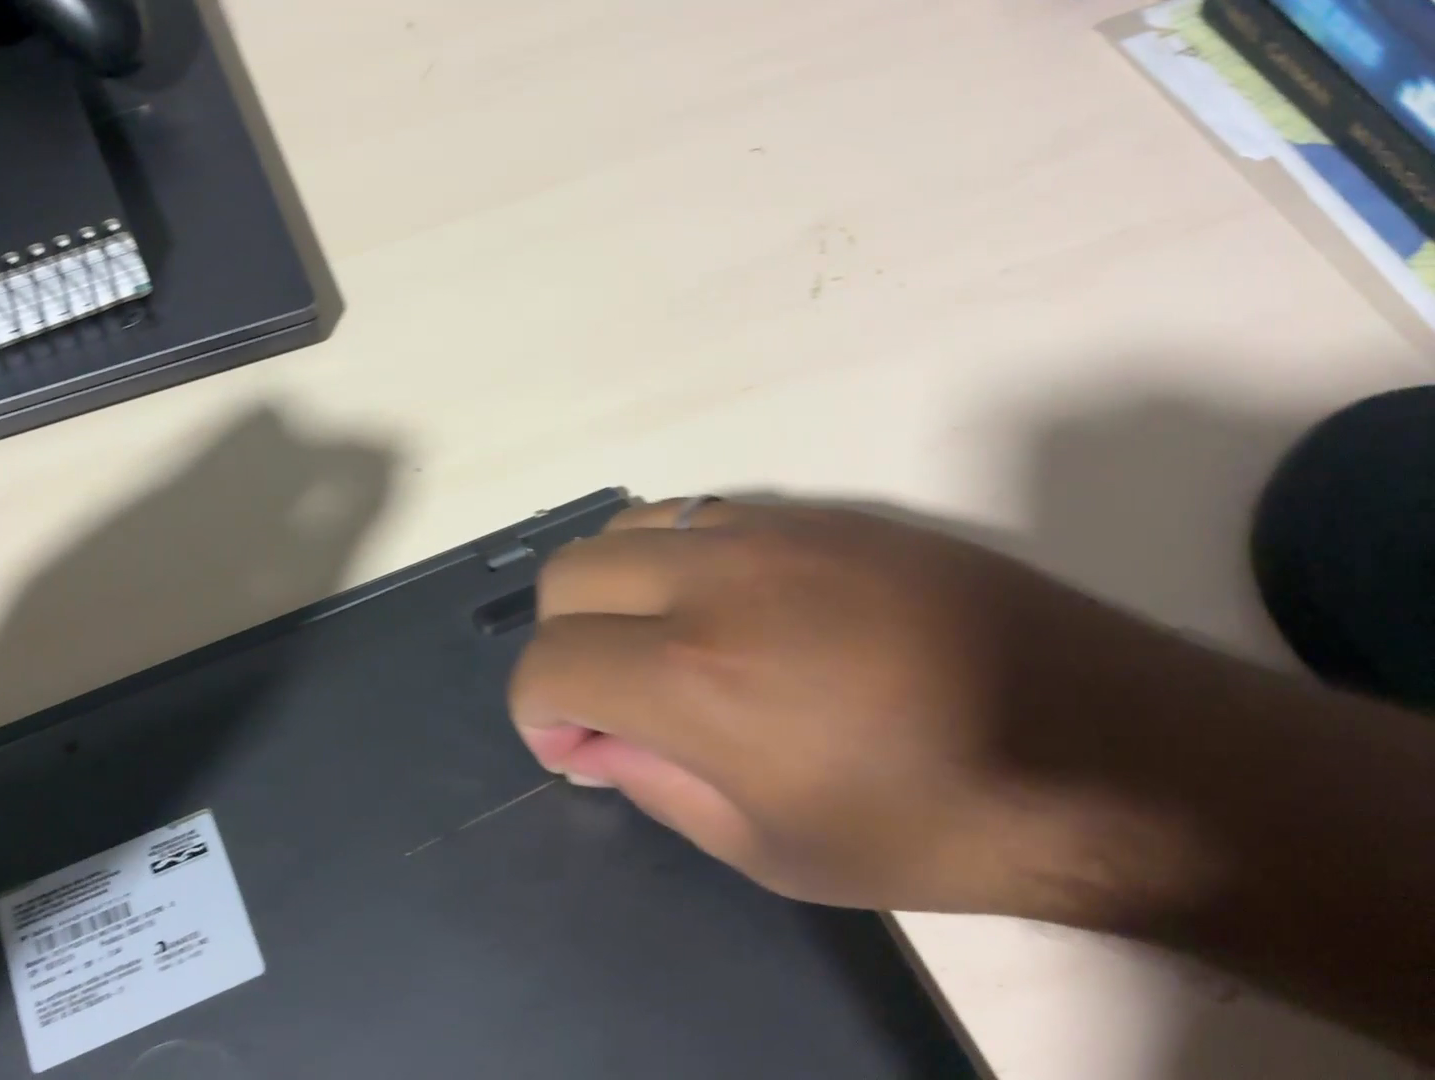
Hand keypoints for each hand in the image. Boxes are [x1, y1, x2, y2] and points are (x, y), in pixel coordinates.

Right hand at [509, 497, 1242, 925]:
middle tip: (616, 699)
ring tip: (667, 647)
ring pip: (624, 527)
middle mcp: (713, 580)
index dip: (540, 713)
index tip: (580, 746)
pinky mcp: (820, 511)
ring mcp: (769, 530)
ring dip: (614, 591)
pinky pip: (697, 514)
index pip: (548, 664)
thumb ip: (654, 782)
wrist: (1104, 746)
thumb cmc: (930, 828)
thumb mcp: (771, 848)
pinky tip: (734, 612)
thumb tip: (590, 739)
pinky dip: (675, 562)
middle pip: (565, 574)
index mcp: (695, 678)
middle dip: (564, 642)